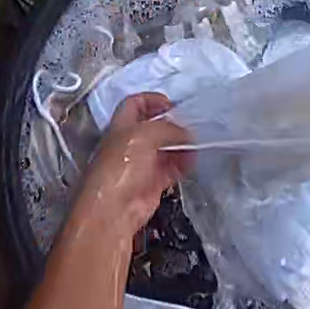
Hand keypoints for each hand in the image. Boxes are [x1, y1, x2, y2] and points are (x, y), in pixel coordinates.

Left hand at [67, 92, 192, 242]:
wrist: (114, 209)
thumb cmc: (122, 165)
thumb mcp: (144, 135)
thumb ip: (167, 128)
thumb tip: (185, 132)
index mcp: (121, 125)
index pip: (135, 104)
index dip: (152, 100)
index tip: (171, 103)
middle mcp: (130, 142)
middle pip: (153, 127)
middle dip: (171, 124)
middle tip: (190, 124)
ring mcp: (141, 164)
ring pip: (164, 148)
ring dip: (180, 144)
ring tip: (195, 143)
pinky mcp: (152, 183)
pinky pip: (170, 168)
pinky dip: (182, 164)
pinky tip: (193, 160)